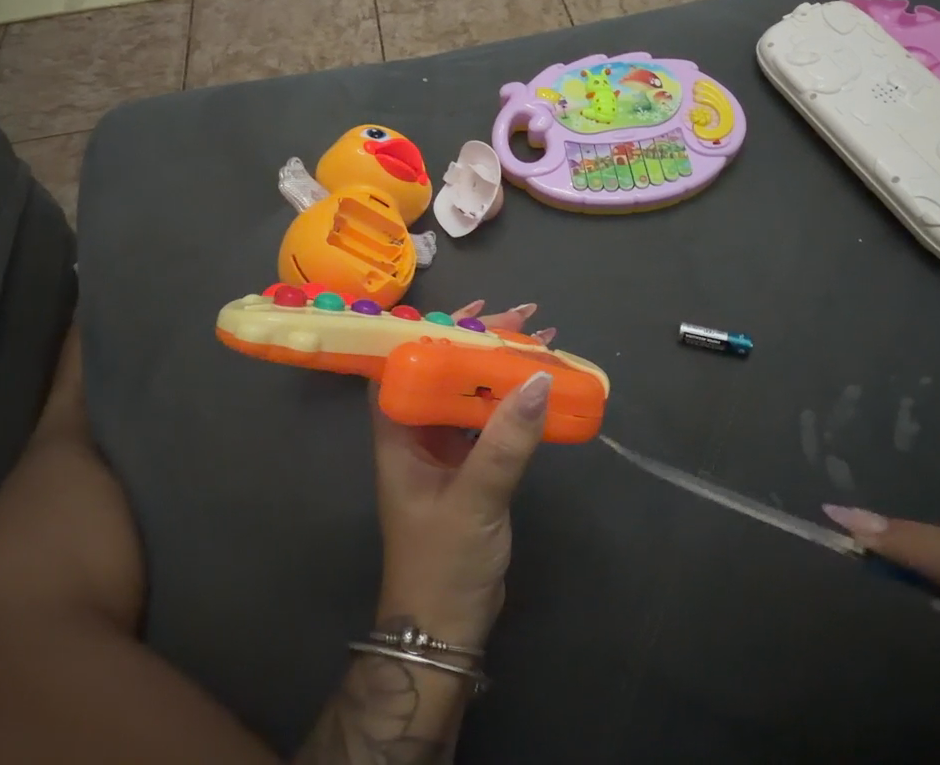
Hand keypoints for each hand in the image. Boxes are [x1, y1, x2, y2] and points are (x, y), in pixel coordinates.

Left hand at [369, 302, 554, 650]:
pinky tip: (541, 387)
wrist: (445, 628)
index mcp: (398, 434)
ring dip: (501, 368)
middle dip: (481, 343)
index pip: (403, 365)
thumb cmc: (443, 562)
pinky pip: (489, 421)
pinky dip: (512, 401)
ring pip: (469, 394)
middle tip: (526, 320)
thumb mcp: (475, 498)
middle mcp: (417, 435)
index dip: (433, 331)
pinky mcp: (469, 470)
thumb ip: (506, 441)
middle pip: (443, 371)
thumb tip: (540, 379)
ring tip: (542, 340)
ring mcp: (444, 453)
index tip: (473, 312)